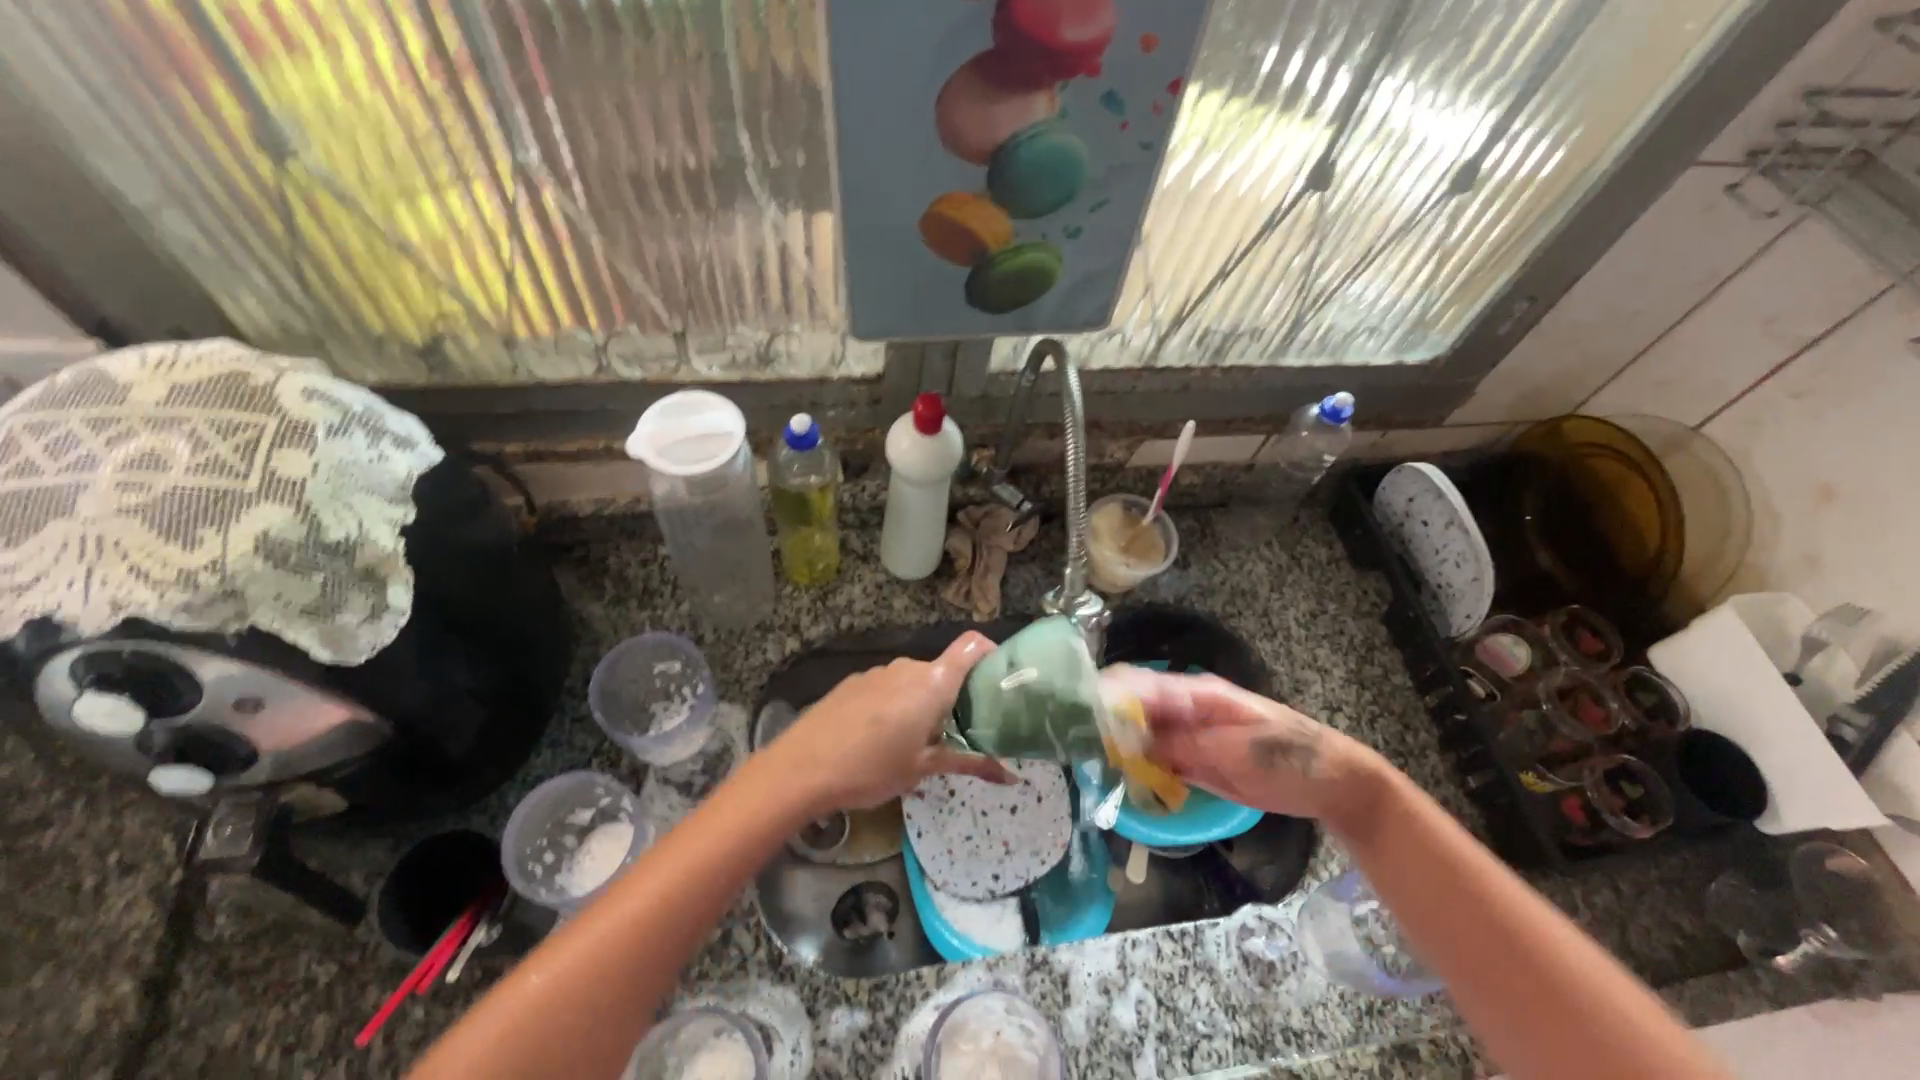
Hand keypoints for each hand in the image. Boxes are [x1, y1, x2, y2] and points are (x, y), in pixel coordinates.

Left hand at [771, 631, 1014, 812]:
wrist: (800, 768)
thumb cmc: (871, 769)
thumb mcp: (923, 770)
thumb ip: (969, 764)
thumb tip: (1012, 775)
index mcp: (932, 683)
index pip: (971, 646)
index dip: (991, 653)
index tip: (1000, 679)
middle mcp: (907, 668)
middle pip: (943, 671)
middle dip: (954, 698)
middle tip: (960, 735)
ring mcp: (876, 672)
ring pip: (912, 682)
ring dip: (921, 705)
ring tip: (916, 745)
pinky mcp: (852, 683)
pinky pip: (886, 688)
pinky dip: (893, 706)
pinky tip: (879, 740)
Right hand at [1100, 666, 1388, 825]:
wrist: (1330, 784)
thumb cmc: (1290, 758)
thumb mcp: (1238, 752)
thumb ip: (1186, 745)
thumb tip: (1134, 744)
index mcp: (1196, 694)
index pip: (1138, 686)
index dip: (1106, 698)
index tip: (1077, 719)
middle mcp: (1184, 710)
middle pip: (1131, 709)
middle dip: (1101, 724)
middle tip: (1073, 748)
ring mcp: (1186, 736)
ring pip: (1137, 735)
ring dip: (1113, 749)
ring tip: (1083, 765)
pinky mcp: (1190, 761)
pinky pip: (1153, 760)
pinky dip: (1134, 769)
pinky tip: (1113, 781)